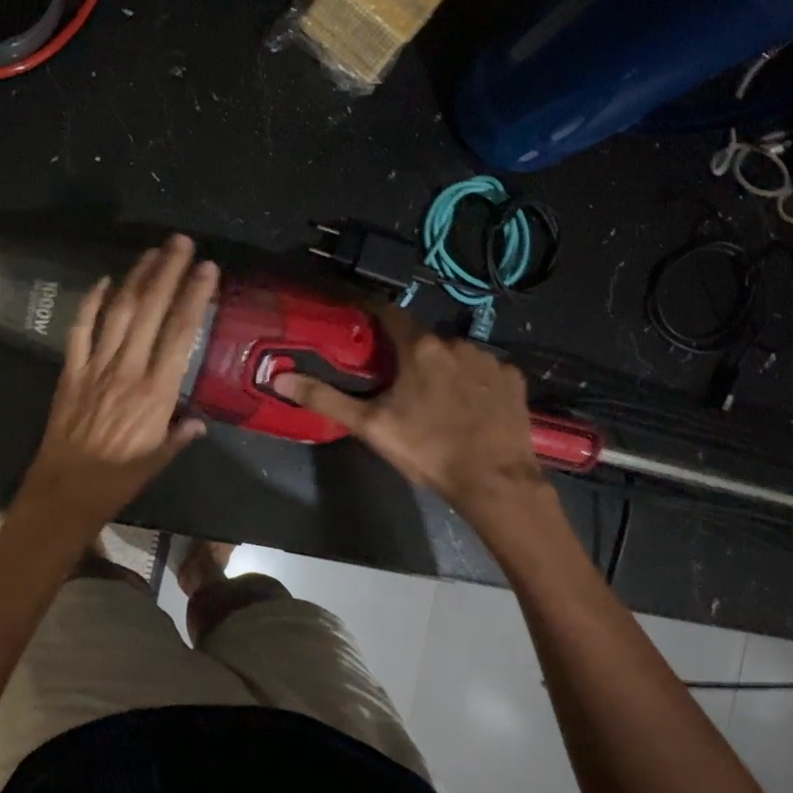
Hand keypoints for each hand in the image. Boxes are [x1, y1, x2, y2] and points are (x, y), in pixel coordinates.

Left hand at [18, 234, 219, 523]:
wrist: (66, 489)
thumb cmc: (118, 479)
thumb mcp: (158, 461)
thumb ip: (180, 436)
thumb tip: (199, 422)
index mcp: (157, 393)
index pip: (181, 334)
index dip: (195, 297)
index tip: (207, 269)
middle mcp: (128, 371)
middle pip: (150, 311)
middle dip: (167, 273)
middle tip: (181, 243)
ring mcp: (96, 368)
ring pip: (118, 312)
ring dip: (135, 278)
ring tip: (152, 252)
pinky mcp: (70, 372)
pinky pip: (80, 330)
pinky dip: (90, 304)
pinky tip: (103, 282)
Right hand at [273, 305, 545, 513]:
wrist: (494, 482)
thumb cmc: (427, 450)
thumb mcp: (369, 426)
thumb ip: (324, 398)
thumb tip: (279, 378)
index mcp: (419, 348)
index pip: (388, 312)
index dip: (368, 311)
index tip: (353, 315)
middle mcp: (456, 342)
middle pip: (420, 338)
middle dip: (404, 351)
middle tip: (389, 377)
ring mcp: (490, 359)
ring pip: (453, 354)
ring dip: (438, 366)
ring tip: (429, 397)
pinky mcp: (513, 379)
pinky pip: (482, 370)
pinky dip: (469, 380)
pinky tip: (464, 405)